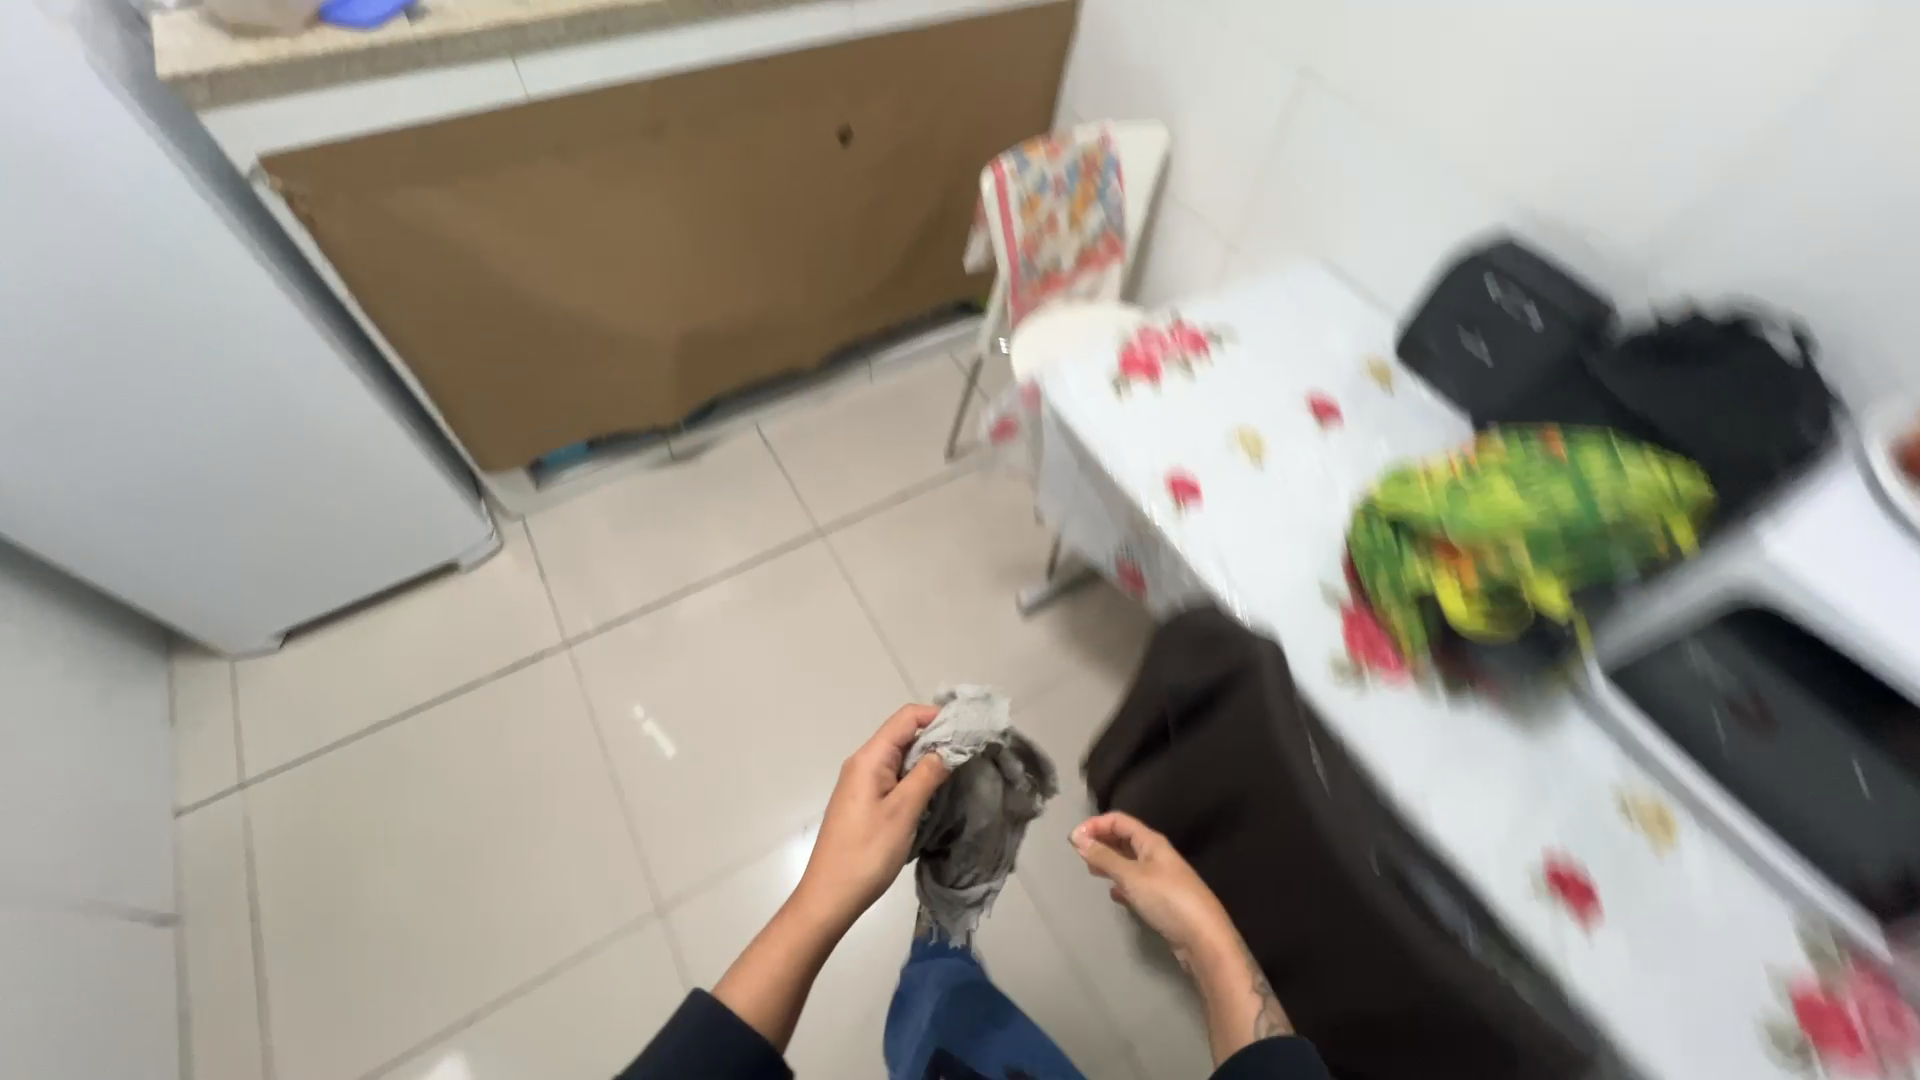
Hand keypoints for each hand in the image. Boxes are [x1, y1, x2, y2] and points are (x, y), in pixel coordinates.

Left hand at [794, 705, 950, 928]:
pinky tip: (934, 792)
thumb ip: (927, 774)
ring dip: (928, 759)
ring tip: (958, 771)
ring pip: (900, 756)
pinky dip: (916, 777)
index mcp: (870, 758)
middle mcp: (863, 763)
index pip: (906, 717)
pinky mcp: (865, 801)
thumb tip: (949, 746)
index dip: (938, 717)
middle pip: (904, 734)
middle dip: (937, 737)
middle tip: (970, 752)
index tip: (968, 730)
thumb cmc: (867, 853)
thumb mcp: (903, 811)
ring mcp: (862, 783)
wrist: (829, 897)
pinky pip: (894, 776)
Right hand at [1075, 812, 1293, 1061]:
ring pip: (1129, 861)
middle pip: (1124, 839)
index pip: (1119, 820)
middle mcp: (1157, 855)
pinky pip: (1137, 883)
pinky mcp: (1163, 899)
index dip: (1095, 824)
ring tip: (1092, 871)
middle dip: (1101, 841)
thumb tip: (1078, 838)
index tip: (1074, 840)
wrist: (1204, 940)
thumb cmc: (1167, 899)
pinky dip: (1122, 883)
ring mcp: (1161, 877)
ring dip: (1110, 862)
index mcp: (1151, 842)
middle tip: (1080, 855)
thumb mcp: (1131, 876)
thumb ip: (1104, 857)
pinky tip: (1114, 894)